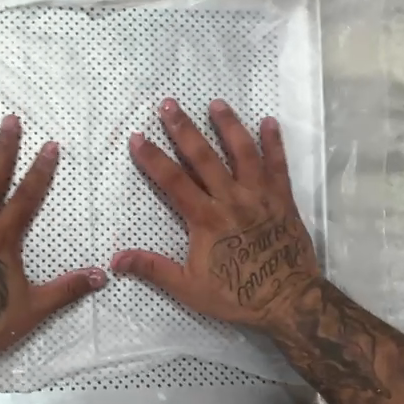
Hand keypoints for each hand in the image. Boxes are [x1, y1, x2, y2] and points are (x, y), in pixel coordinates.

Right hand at [110, 99, 320, 332]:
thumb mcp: (188, 288)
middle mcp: (232, 199)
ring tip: (216, 103)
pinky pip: (279, 166)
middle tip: (169, 104)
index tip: (138, 138)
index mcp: (206, 219)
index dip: (153, 158)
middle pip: (204, 157)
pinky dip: (274, 143)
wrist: (288, 300)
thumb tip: (115, 260)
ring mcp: (260, 196)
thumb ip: (154, 269)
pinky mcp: (283, 199)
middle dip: (184, 129)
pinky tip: (269, 122)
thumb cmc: (236, 296)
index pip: (174, 181)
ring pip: (243, 152)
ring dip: (228, 126)